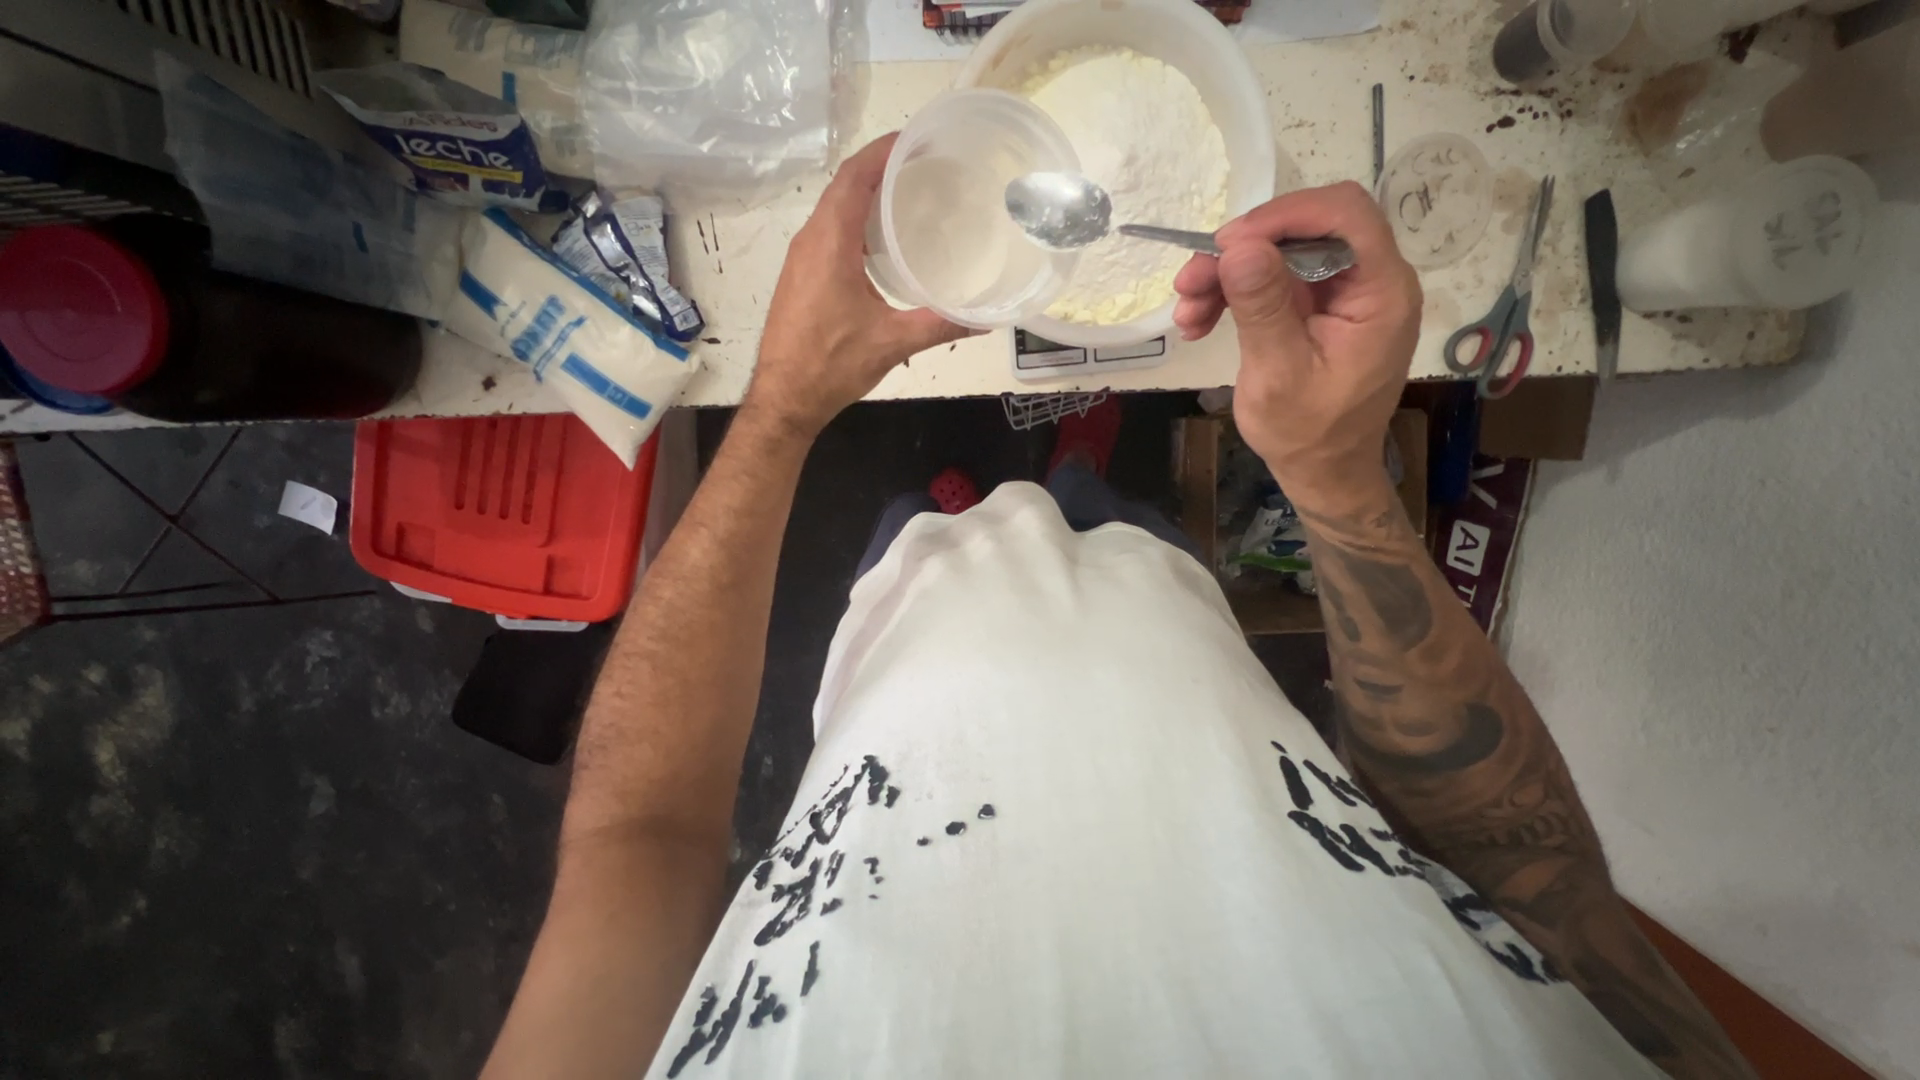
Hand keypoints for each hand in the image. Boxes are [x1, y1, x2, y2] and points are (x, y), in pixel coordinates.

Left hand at [743, 133, 974, 438]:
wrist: (784, 398)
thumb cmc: (832, 365)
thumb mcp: (893, 343)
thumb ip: (940, 325)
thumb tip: (985, 319)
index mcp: (830, 242)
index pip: (855, 176)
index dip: (885, 150)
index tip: (919, 139)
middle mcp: (811, 240)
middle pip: (845, 185)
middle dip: (882, 168)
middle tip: (925, 165)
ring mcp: (801, 258)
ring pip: (835, 209)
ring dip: (868, 195)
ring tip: (910, 196)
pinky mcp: (801, 276)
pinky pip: (830, 232)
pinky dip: (857, 221)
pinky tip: (884, 242)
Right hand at [1173, 182, 1422, 510]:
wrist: (1321, 471)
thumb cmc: (1307, 434)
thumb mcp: (1278, 374)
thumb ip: (1263, 308)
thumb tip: (1240, 247)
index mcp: (1381, 293)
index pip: (1345, 216)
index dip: (1284, 216)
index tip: (1227, 244)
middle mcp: (1369, 282)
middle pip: (1307, 229)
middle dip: (1244, 249)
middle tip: (1192, 279)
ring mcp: (1342, 294)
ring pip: (1282, 253)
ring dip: (1228, 274)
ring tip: (1186, 311)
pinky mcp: (1316, 307)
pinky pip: (1273, 281)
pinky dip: (1234, 293)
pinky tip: (1199, 321)